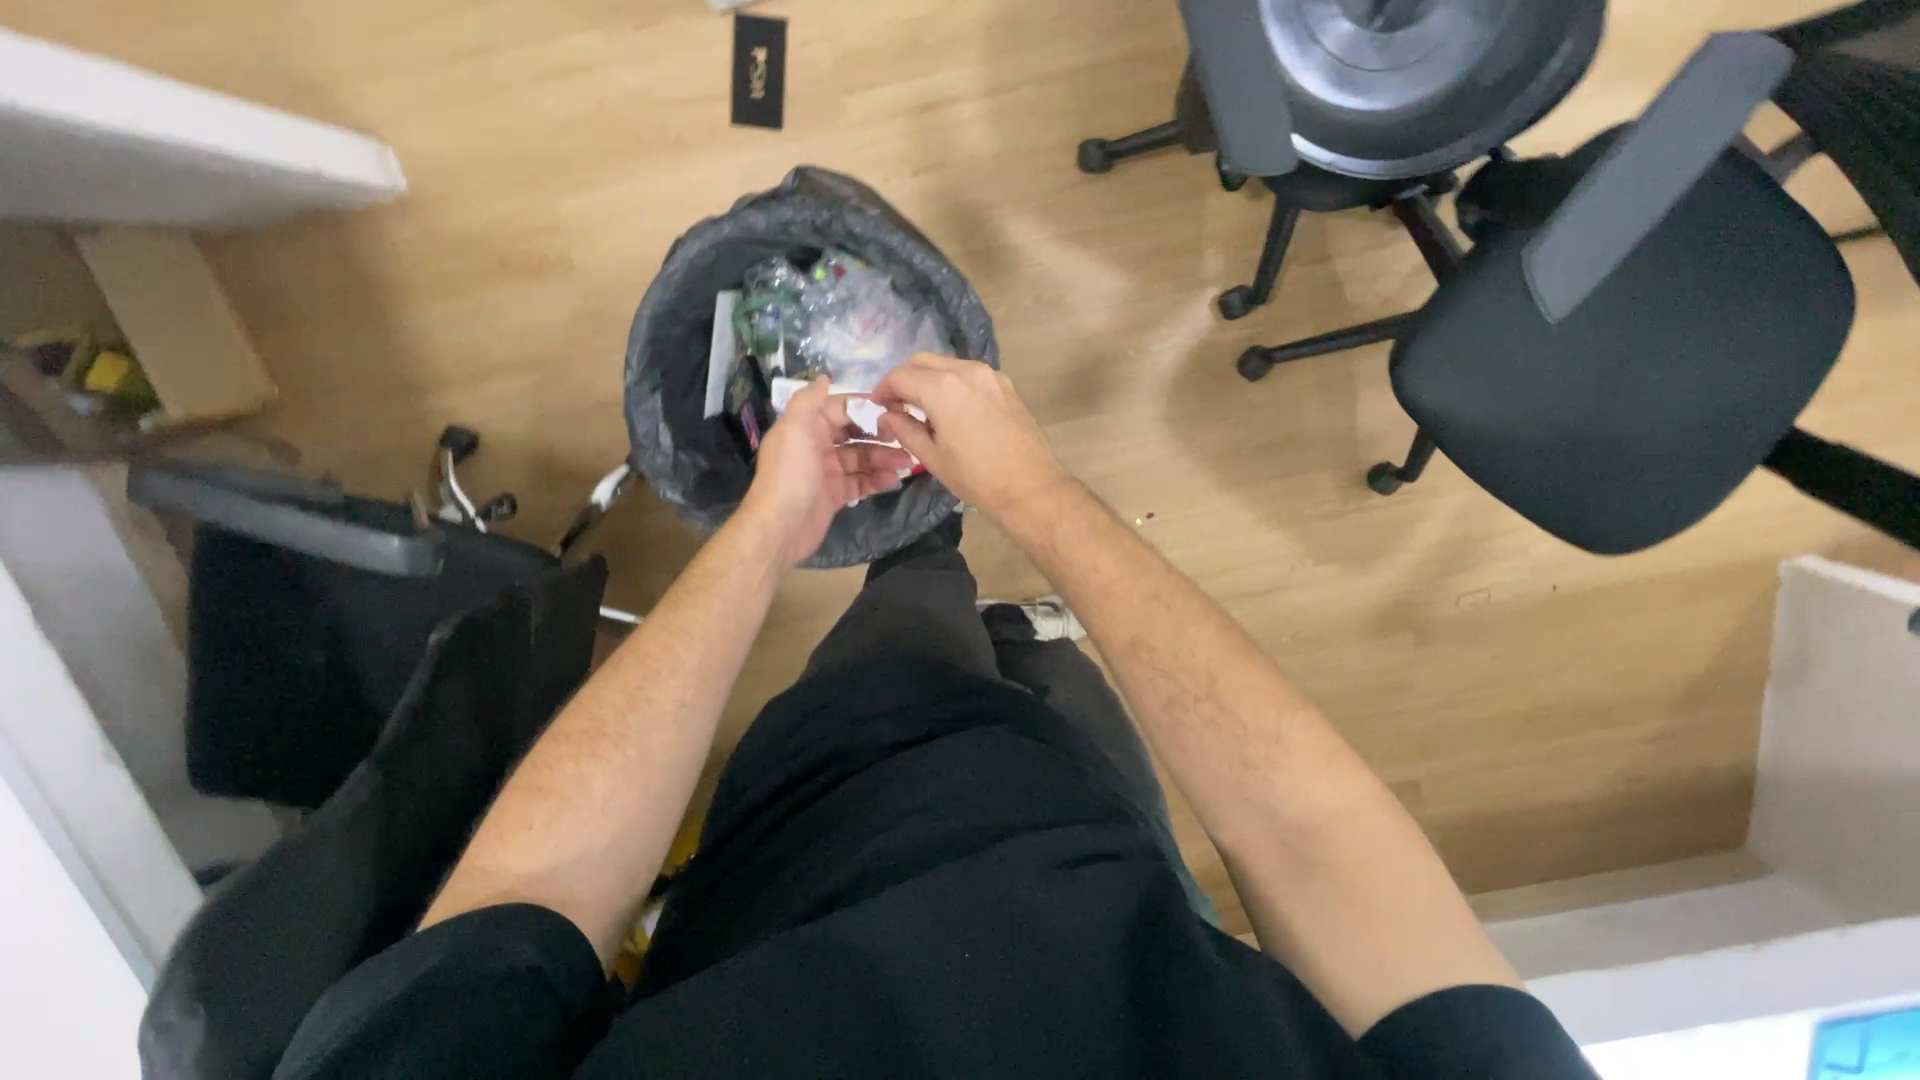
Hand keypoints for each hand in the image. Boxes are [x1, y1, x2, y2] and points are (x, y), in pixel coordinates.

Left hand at [740, 379, 914, 564]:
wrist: (780, 527)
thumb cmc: (790, 474)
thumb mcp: (795, 429)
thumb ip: (809, 400)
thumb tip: (824, 377)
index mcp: (805, 427)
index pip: (840, 409)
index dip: (864, 408)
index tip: (893, 409)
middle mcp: (816, 446)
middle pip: (853, 434)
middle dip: (879, 434)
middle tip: (905, 437)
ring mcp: (826, 472)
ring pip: (860, 459)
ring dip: (883, 458)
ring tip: (907, 461)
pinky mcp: (834, 495)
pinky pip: (860, 483)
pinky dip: (876, 480)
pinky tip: (893, 479)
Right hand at [871, 354, 1069, 518]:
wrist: (1029, 485)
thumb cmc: (976, 476)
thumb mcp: (932, 457)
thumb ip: (905, 430)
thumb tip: (887, 417)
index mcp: (943, 388)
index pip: (901, 376)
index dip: (884, 389)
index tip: (878, 406)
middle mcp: (966, 370)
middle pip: (923, 361)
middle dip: (904, 378)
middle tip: (896, 404)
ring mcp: (989, 375)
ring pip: (947, 364)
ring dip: (929, 378)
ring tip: (923, 407)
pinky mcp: (1005, 385)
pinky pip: (969, 373)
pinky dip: (952, 382)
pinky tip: (951, 408)